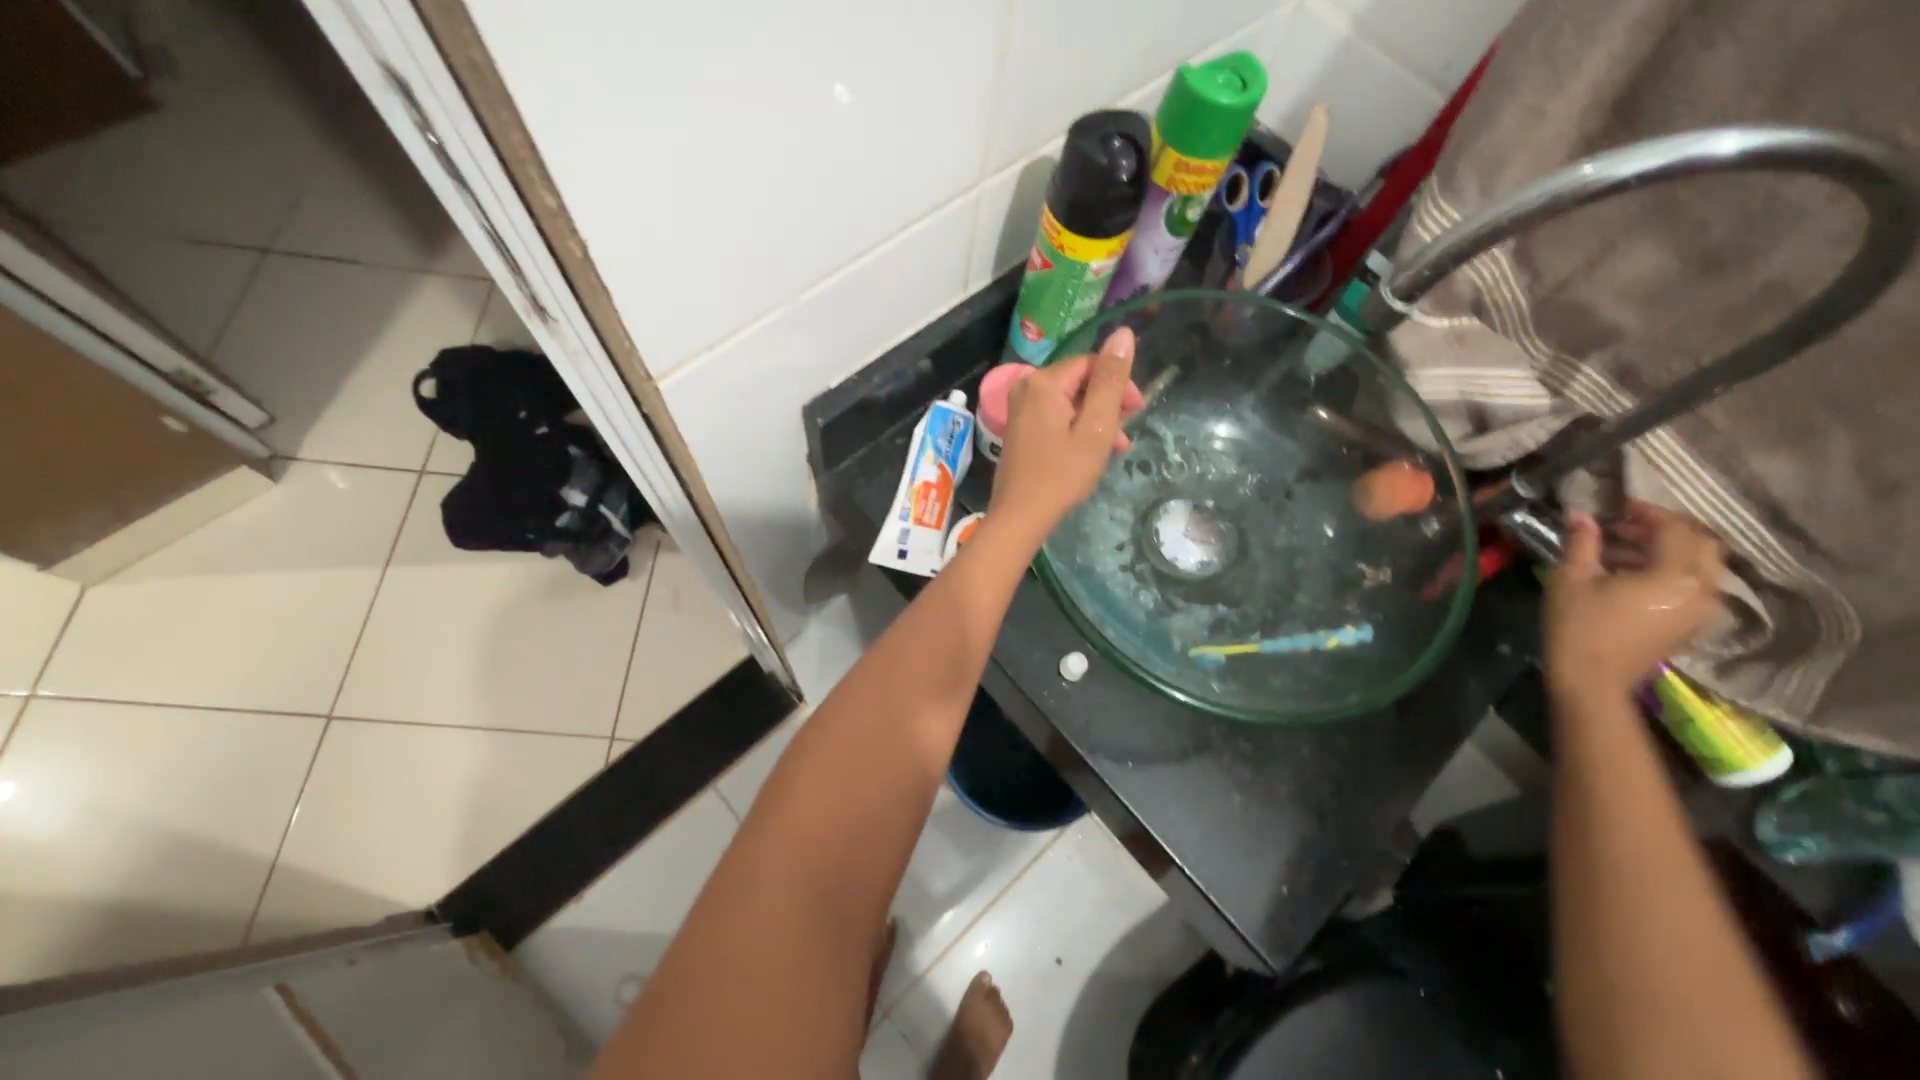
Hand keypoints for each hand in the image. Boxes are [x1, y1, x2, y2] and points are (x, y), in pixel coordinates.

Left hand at [989, 328, 1143, 543]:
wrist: (1020, 516)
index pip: (1091, 364)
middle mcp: (1027, 387)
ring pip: (1069, 402)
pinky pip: (1056, 416)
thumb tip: (1123, 333)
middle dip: (1107, 405)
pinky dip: (1076, 429)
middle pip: (1079, 382)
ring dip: (1095, 420)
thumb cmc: (1061, 474)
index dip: (1118, 383)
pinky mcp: (1020, 427)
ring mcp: (1020, 408)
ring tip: (1115, 448)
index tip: (1136, 410)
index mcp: (1044, 382)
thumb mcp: (1095, 428)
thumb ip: (1110, 381)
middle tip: (1125, 434)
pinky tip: (1092, 452)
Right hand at [1545, 501, 1722, 698]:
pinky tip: (1634, 578)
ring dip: (1669, 552)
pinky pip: (1695, 587)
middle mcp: (1702, 590)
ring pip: (1701, 566)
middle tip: (1626, 528)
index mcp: (1675, 575)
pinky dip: (1672, 573)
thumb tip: (1580, 513)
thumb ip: (1582, 541)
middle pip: (1701, 544)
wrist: (1591, 683)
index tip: (1617, 508)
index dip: (1647, 512)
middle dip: (1666, 530)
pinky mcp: (1691, 626)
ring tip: (1624, 553)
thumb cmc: (1578, 627)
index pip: (1675, 528)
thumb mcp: (1571, 579)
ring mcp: (1701, 611)